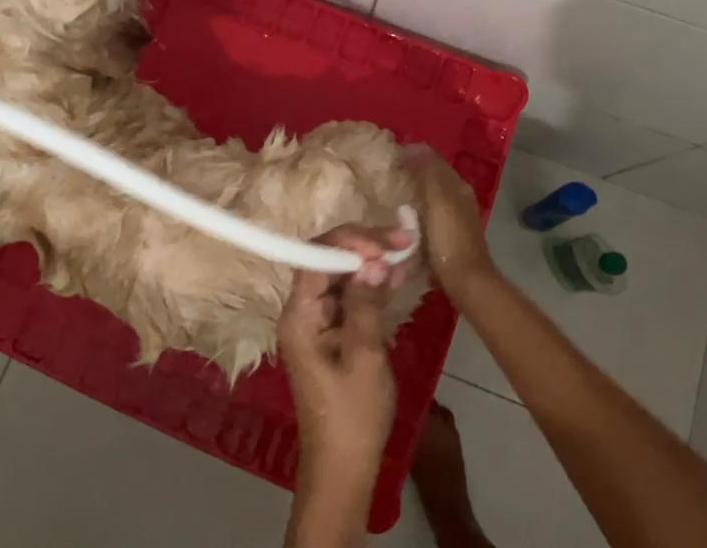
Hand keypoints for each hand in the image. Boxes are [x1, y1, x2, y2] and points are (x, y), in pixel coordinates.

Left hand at [279, 225, 405, 468]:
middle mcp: (304, 313)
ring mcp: (319, 324)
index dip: (349, 242)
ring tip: (406, 248)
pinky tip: (398, 274)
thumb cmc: (353, 414)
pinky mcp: (335, 335)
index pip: (316, 258)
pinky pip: (351, 298)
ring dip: (372, 263)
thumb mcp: (365, 355)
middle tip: (403, 240)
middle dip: (364, 247)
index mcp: (299, 316)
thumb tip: (372, 261)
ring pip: (343, 278)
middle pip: (329, 262)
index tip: (384, 245)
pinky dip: (373, 285)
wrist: (345, 466)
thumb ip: (366, 304)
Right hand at [400, 144, 494, 294]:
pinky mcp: (446, 237)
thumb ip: (427, 171)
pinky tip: (398, 219)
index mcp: (457, 186)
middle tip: (381, 175)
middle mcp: (459, 198)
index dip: (412, 154)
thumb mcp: (437, 199)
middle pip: (432, 177)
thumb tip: (411, 145)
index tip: (386, 157)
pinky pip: (426, 214)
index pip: (433, 160)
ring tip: (385, 194)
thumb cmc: (449, 238)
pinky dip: (413, 211)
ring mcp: (454, 219)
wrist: (465, 281)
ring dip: (411, 192)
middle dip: (410, 172)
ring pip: (429, 196)